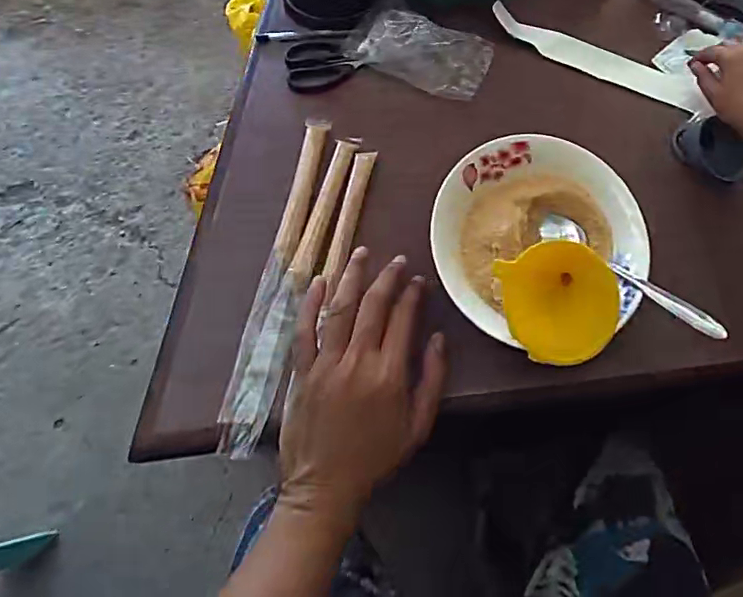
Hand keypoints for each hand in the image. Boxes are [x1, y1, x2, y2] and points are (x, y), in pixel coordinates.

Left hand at [280, 248, 447, 530]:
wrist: (324, 488)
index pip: (403, 319)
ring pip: (340, 309)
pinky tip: (320, 281)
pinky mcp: (302, 371)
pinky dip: (312, 303)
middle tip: (396, 260)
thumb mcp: (417, 426)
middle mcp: (358, 361)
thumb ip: (433, 380)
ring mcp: (326, 363)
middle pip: (373, 306)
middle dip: (387, 278)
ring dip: (352, 277)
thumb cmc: (375, 458)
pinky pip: (305, 330)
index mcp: (389, 374)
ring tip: (361, 254)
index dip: (412, 294)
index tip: (418, 281)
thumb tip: (439, 338)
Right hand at [689, 43, 742, 144]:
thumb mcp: (714, 95)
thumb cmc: (741, 110)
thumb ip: (702, 77)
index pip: (710, 50)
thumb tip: (696, 65)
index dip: (699, 57)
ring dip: (733, 57)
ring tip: (726, 69)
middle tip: (707, 64)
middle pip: (729, 46)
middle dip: (717, 53)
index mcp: (731, 55)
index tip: (693, 64)